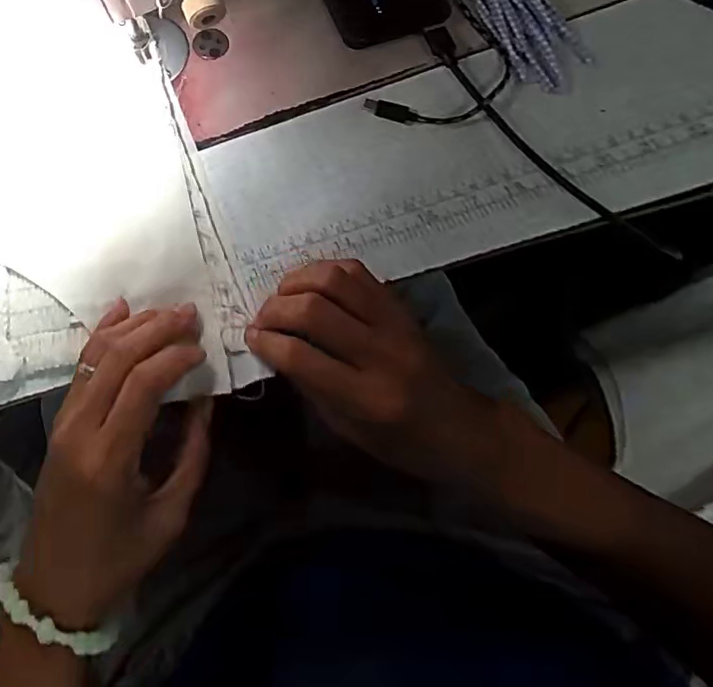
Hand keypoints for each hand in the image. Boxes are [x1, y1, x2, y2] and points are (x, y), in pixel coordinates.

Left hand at [17, 301, 212, 629]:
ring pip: (96, 354)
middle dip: (157, 328)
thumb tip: (204, 400)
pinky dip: (102, 334)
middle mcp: (80, 429)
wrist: (54, 584)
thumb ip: (192, 454)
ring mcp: (64, 420)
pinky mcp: (59, 419)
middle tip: (190, 313)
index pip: (142, 384)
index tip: (201, 349)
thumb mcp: (169, 516)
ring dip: (133, 326)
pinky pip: (82, 366)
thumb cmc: (117, 559)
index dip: (174, 357)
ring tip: (167, 311)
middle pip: (117, 358)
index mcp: (108, 458)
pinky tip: (121, 312)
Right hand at [245, 260, 544, 483]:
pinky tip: (310, 284)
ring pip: (335, 280)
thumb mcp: (347, 428)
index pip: (303, 358)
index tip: (250, 336)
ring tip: (283, 296)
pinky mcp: (400, 306)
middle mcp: (381, 354)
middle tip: (262, 317)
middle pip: (314, 311)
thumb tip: (272, 346)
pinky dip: (324, 270)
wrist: (461, 427)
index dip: (267, 342)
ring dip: (297, 281)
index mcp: (367, 398)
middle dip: (275, 309)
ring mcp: (394, 324)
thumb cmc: (399, 441)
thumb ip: (310, 385)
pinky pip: (357, 272)